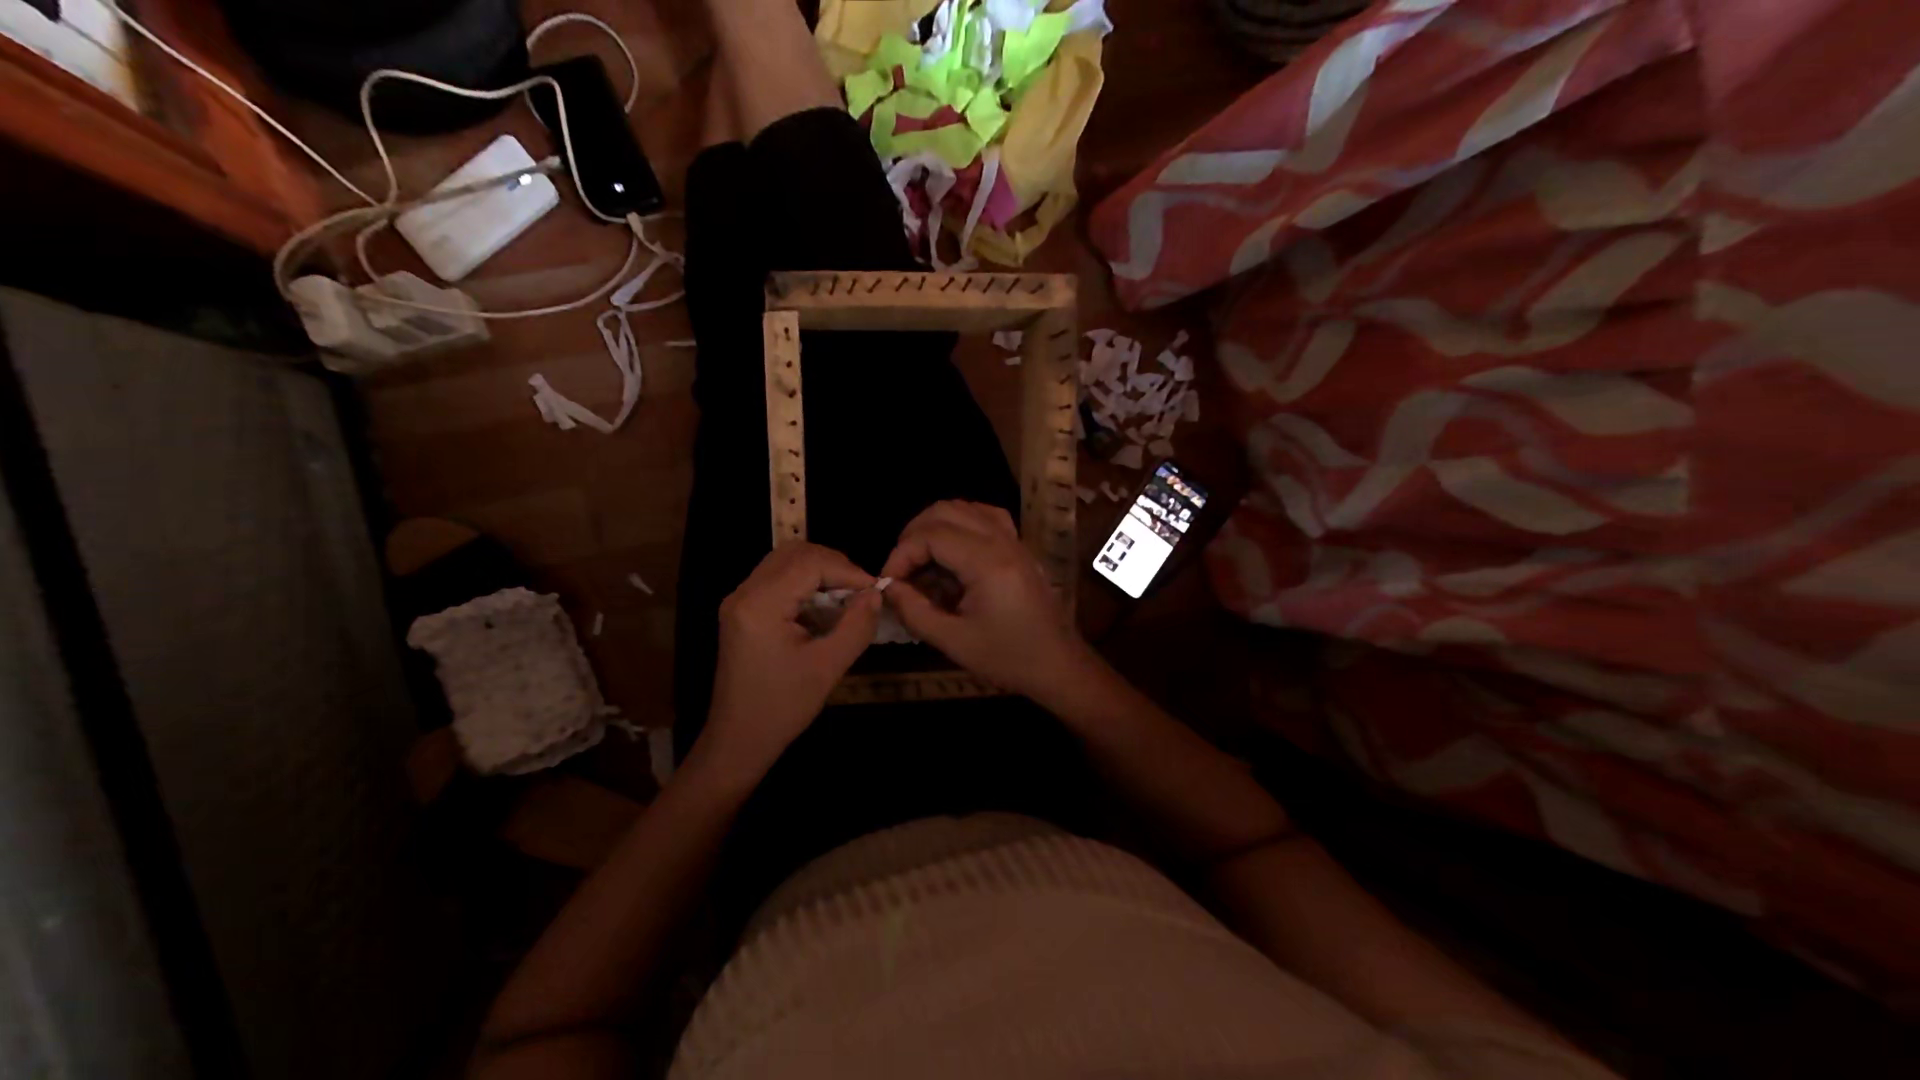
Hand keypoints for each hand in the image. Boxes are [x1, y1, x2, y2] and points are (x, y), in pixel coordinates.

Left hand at [700, 542, 880, 776]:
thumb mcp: (828, 668)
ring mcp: (739, 600)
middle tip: (862, 591)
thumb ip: (856, 625)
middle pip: (795, 553)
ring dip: (820, 571)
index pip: (809, 563)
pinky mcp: (742, 610)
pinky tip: (825, 607)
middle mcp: (744, 593)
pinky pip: (777, 579)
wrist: (739, 740)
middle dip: (834, 565)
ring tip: (848, 597)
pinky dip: (805, 583)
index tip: (875, 590)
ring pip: (786, 562)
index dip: (847, 570)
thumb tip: (876, 593)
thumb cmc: (782, 708)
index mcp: (760, 605)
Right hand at [880, 501, 1093, 700]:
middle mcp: (1002, 541)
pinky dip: (961, 524)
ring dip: (935, 526)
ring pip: (965, 507)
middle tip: (901, 570)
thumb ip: (915, 611)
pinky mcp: (1019, 547)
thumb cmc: (1008, 658)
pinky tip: (951, 553)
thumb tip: (888, 588)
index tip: (890, 583)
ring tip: (921, 561)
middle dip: (913, 536)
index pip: (931, 535)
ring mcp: (1014, 540)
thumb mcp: (954, 642)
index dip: (901, 555)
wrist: (1059, 665)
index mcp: (987, 562)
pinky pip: (985, 517)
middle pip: (945, 510)